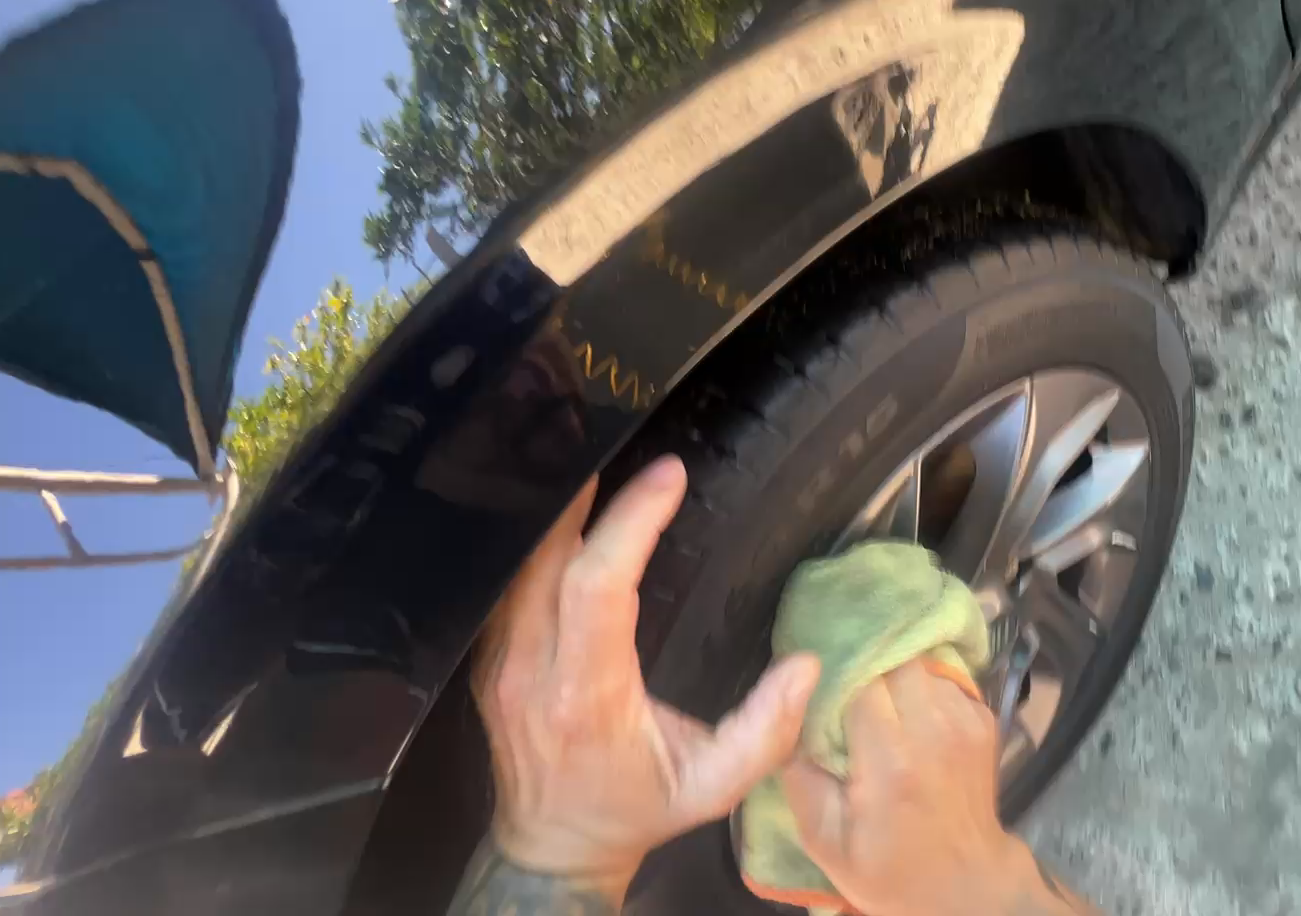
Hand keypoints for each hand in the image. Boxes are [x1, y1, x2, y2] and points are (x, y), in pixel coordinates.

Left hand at [473, 456, 821, 899]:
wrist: (549, 852)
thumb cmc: (638, 808)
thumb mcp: (715, 787)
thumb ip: (766, 731)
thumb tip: (806, 665)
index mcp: (589, 694)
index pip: (599, 587)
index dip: (630, 523)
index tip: (669, 476)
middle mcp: (533, 672)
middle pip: (547, 560)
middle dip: (587, 496)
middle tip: (627, 449)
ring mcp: (502, 664)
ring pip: (519, 565)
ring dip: (558, 509)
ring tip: (595, 460)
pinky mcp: (493, 659)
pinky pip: (510, 583)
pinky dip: (540, 538)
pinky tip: (568, 510)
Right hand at [780, 661, 1066, 915]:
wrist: (965, 884)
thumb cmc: (888, 866)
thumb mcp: (826, 840)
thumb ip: (801, 776)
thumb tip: (789, 718)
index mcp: (892, 758)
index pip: (861, 680)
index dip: (841, 678)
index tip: (826, 690)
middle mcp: (935, 727)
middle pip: (895, 662)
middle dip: (871, 671)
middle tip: (856, 696)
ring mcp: (966, 718)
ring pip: (922, 664)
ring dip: (899, 676)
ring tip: (886, 706)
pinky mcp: (984, 716)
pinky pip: (945, 679)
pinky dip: (926, 688)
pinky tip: (915, 717)